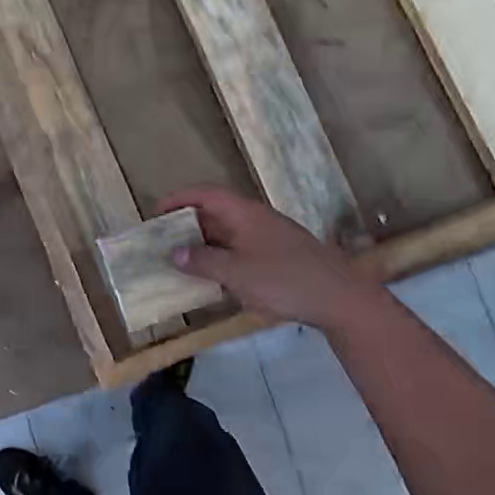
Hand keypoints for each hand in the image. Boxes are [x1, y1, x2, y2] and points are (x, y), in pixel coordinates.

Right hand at [161, 186, 383, 328]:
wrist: (338, 299)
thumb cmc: (285, 280)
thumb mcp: (237, 272)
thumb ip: (204, 262)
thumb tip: (176, 253)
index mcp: (246, 215)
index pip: (207, 195)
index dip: (180, 199)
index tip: (156, 213)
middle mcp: (257, 222)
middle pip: (216, 214)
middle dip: (187, 225)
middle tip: (161, 241)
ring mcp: (268, 241)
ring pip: (228, 236)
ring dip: (202, 245)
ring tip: (178, 261)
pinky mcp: (277, 261)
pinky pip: (239, 254)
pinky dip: (220, 261)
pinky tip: (210, 280)